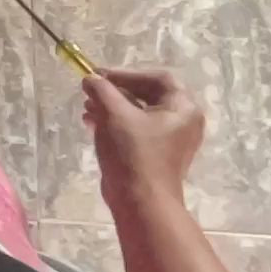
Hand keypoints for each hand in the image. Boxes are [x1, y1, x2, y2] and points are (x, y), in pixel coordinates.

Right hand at [82, 68, 204, 213]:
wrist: (140, 198)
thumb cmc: (132, 151)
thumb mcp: (113, 113)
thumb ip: (101, 89)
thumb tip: (91, 78)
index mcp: (183, 109)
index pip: (159, 77)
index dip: (127, 73)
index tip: (100, 76)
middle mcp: (183, 122)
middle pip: (148, 93)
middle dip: (116, 90)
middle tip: (91, 91)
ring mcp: (171, 139)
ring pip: (139, 111)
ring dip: (111, 105)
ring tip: (87, 108)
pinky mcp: (156, 152)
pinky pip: (136, 127)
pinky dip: (115, 121)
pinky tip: (92, 124)